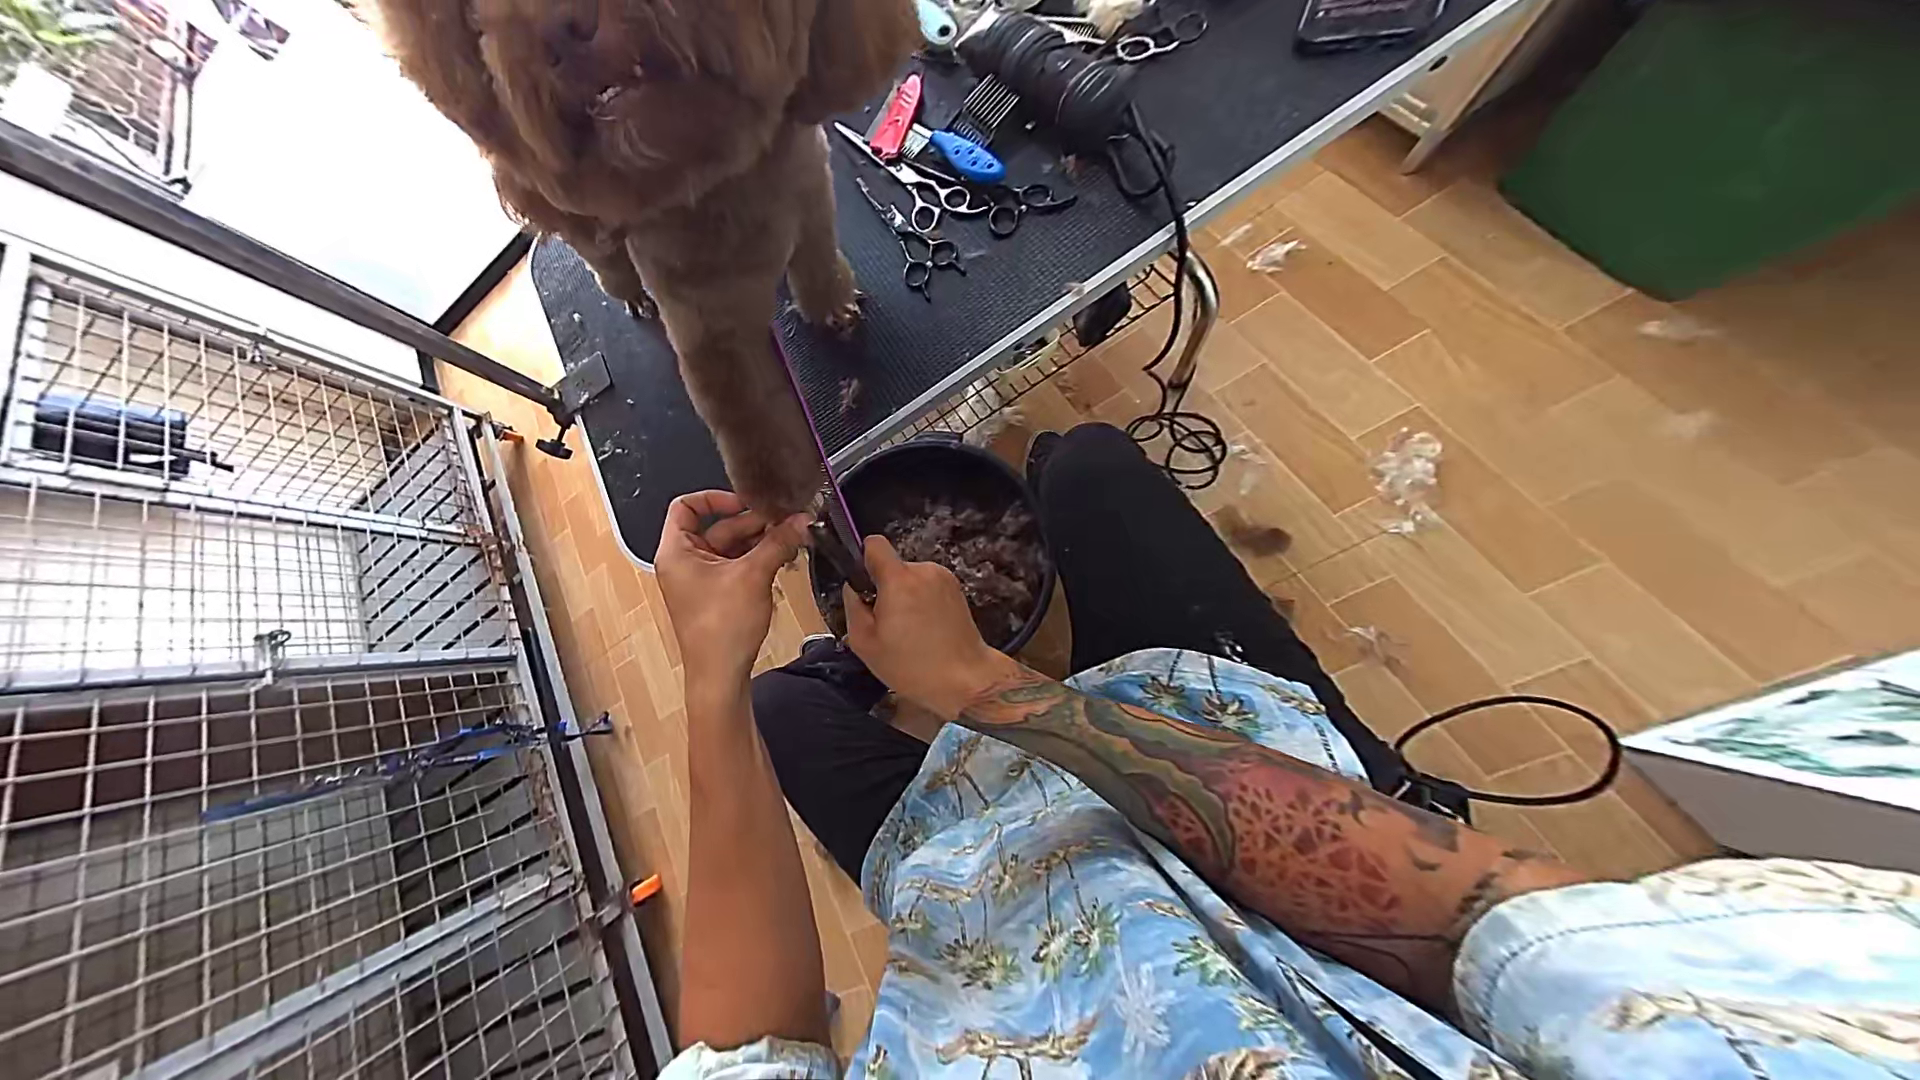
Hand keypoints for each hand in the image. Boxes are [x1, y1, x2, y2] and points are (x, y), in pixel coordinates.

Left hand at [654, 490, 808, 689]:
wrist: (721, 674)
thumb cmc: (720, 630)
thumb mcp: (753, 575)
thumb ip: (778, 542)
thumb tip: (800, 520)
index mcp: (678, 552)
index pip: (686, 507)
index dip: (715, 499)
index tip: (746, 502)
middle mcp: (687, 563)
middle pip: (720, 527)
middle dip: (754, 524)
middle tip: (786, 521)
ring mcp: (703, 579)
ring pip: (734, 547)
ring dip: (762, 542)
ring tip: (791, 540)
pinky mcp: (720, 594)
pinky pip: (740, 565)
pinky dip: (760, 560)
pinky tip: (784, 559)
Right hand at [842, 535, 1019, 718]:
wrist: (965, 679)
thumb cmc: (913, 667)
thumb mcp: (866, 643)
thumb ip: (853, 607)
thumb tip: (853, 588)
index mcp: (899, 580)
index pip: (874, 544)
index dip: (863, 557)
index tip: (863, 581)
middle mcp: (924, 571)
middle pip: (893, 567)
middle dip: (885, 588)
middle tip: (887, 623)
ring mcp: (944, 578)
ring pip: (910, 578)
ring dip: (905, 596)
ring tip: (909, 630)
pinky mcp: (956, 589)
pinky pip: (928, 586)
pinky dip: (922, 601)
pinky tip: (925, 628)